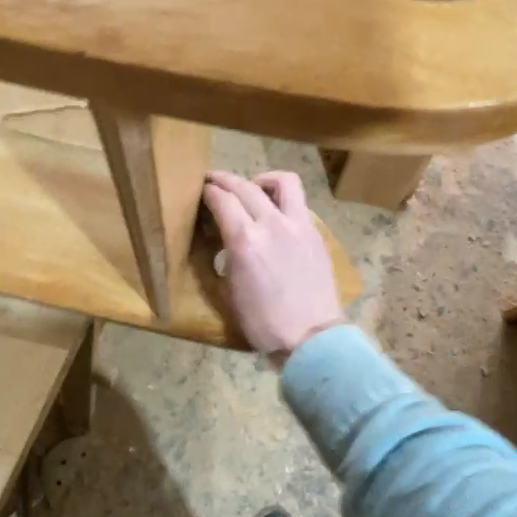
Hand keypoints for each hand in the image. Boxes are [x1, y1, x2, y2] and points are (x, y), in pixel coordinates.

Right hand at [202, 171, 346, 363]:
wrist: (311, 337)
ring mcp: (299, 225)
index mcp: (244, 240)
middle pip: (245, 186)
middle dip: (225, 179)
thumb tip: (222, 242)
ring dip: (263, 179)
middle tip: (214, 181)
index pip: (222, 200)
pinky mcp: (316, 234)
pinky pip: (298, 204)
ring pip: (283, 182)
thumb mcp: (229, 292)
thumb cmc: (263, 323)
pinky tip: (275, 215)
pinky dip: (282, 201)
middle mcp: (272, 224)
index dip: (208, 191)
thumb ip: (224, 258)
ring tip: (253, 188)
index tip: (201, 189)